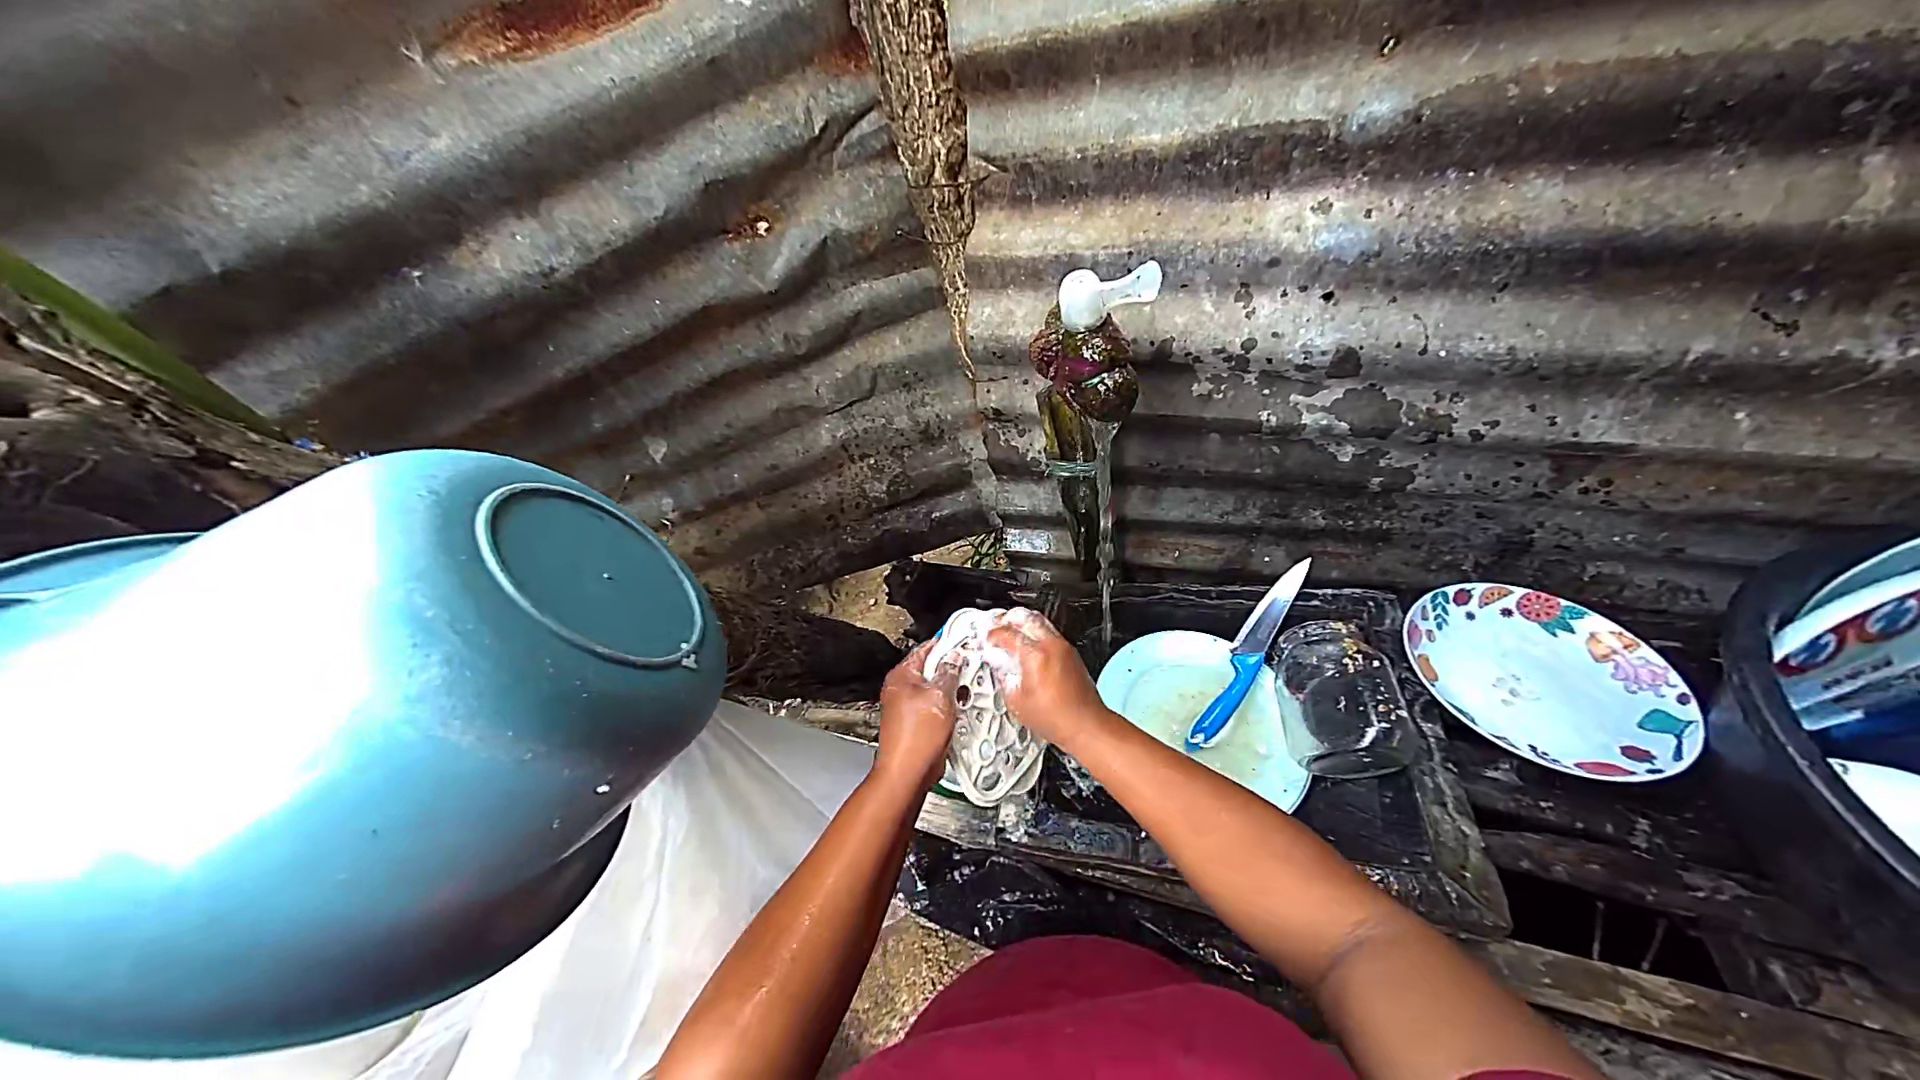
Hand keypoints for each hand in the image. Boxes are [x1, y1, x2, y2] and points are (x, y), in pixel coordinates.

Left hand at [875, 639, 959, 790]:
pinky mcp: (918, 723)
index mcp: (901, 676)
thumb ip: (949, 673)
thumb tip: (954, 659)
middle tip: (968, 670)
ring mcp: (908, 707)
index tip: (962, 642)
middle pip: (931, 670)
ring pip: (936, 690)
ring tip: (964, 693)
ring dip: (952, 691)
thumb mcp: (940, 696)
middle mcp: (901, 689)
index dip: (946, 643)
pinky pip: (936, 707)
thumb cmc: (914, 737)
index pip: (925, 649)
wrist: (908, 771)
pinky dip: (949, 707)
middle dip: (951, 670)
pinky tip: (958, 711)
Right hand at [982, 608, 1118, 750]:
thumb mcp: (1016, 701)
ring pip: (1040, 621)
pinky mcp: (1071, 653)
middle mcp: (1051, 646)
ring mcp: (1064, 647)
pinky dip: (1036, 633)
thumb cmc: (1057, 718)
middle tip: (996, 628)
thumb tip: (997, 663)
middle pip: (1025, 617)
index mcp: (1035, 656)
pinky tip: (1028, 647)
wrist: (1085, 725)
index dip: (991, 635)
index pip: (1007, 633)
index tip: (986, 640)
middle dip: (1006, 620)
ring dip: (1022, 623)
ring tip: (1011, 634)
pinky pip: (1050, 632)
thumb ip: (1003, 676)